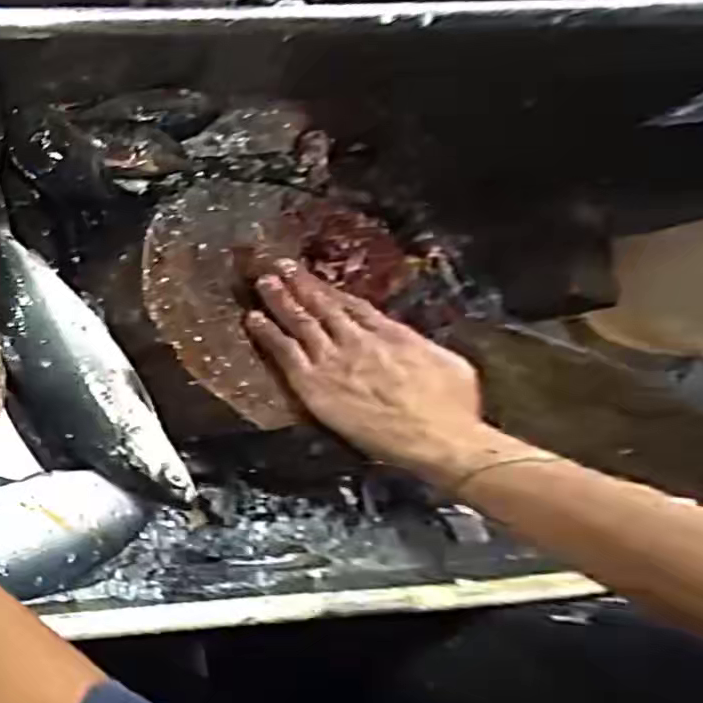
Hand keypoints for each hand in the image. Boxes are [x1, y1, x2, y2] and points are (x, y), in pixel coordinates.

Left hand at [244, 258, 523, 484]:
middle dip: (301, 284)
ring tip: (263, 282)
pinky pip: (283, 349)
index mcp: (395, 336)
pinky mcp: (310, 379)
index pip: (355, 307)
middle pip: (324, 306)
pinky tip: (252, 317)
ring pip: (300, 321)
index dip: (331, 291)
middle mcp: (358, 341)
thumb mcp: (447, 365)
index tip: (314, 279)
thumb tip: (406, 341)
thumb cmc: (450, 409)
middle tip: (281, 266)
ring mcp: (332, 358)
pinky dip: (267, 331)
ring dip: (280, 299)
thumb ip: (418, 348)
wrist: (435, 436)